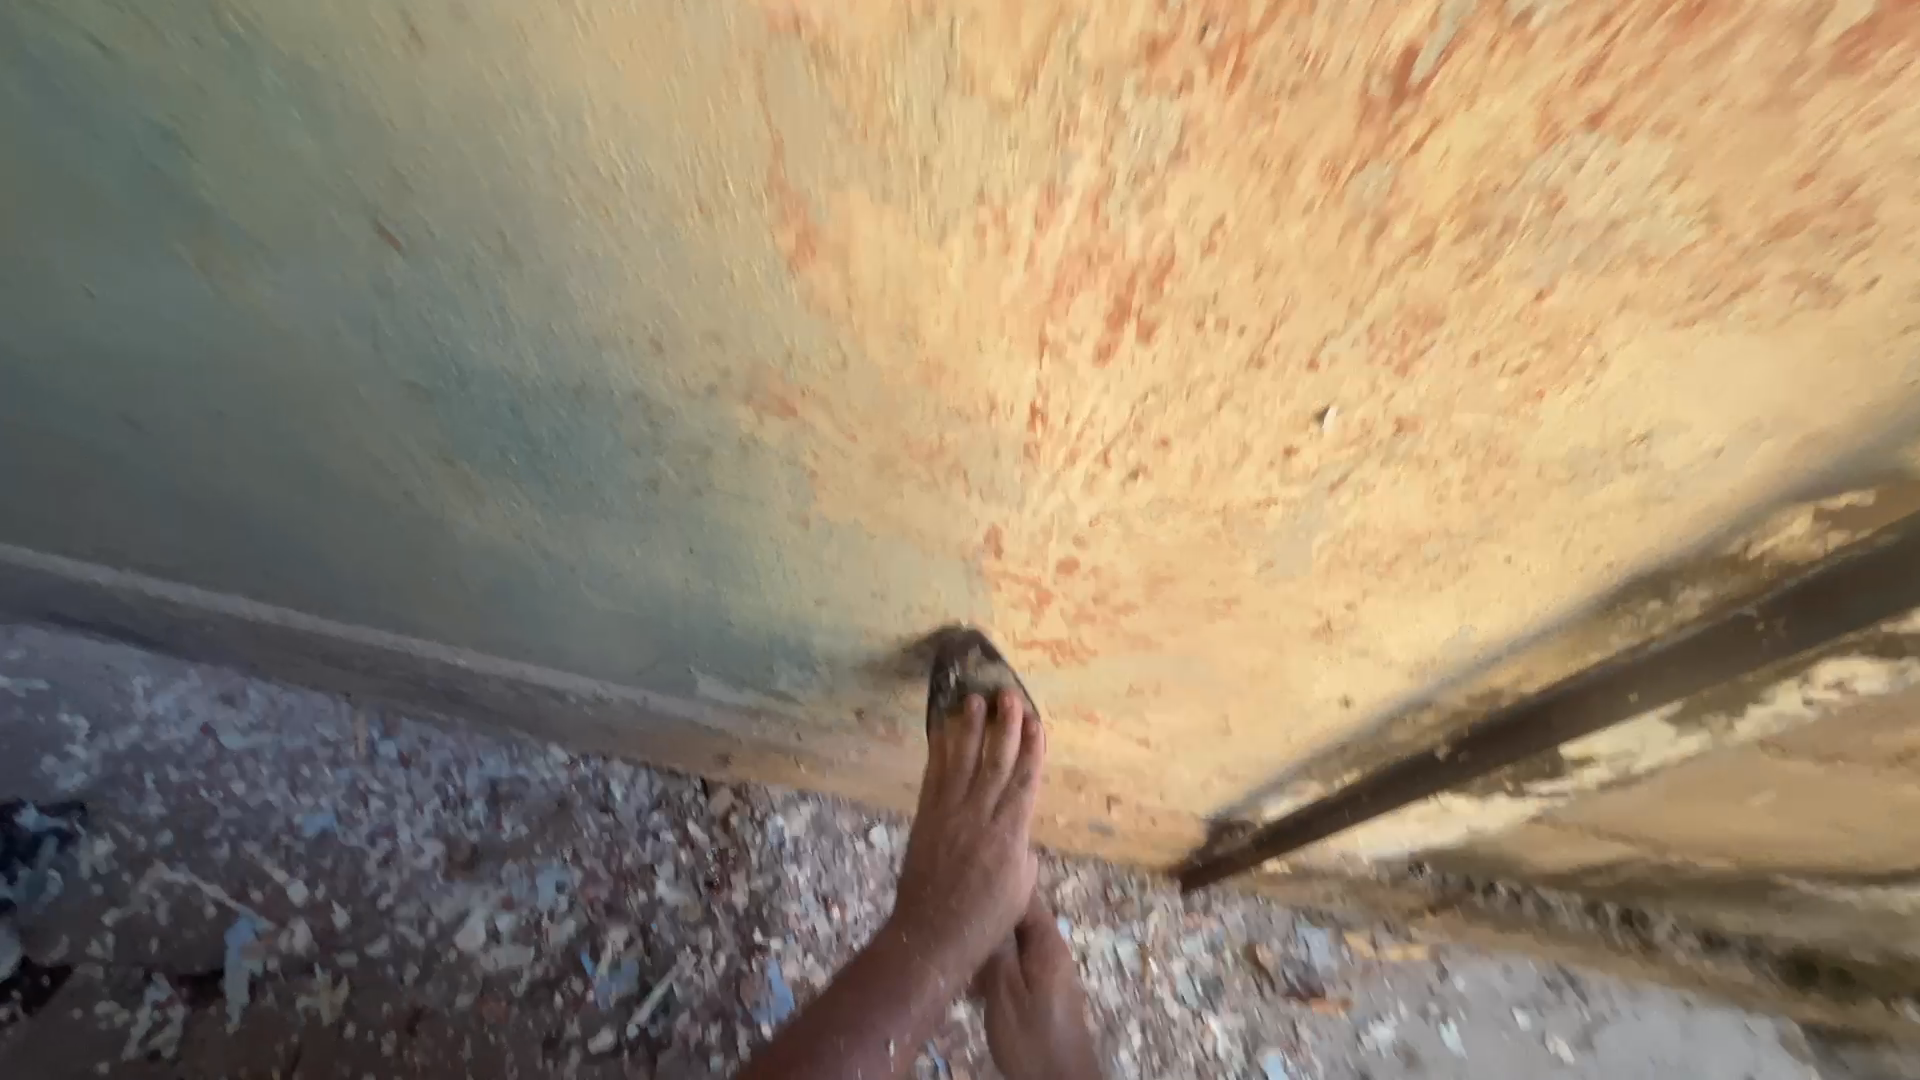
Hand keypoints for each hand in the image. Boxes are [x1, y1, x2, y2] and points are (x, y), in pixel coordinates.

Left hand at [886, 689, 1043, 983]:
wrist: (931, 936)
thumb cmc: (984, 920)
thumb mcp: (1021, 887)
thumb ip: (1022, 847)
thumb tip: (1018, 821)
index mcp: (1010, 836)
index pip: (1025, 781)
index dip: (1032, 749)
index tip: (1037, 721)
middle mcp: (980, 817)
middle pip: (996, 762)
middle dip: (1004, 727)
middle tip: (1009, 695)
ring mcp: (950, 814)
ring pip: (964, 762)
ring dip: (970, 728)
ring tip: (975, 699)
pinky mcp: (926, 816)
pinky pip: (934, 775)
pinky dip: (940, 750)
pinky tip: (943, 729)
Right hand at [976, 893, 1104, 1079]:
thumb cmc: (1032, 1036)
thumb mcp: (1005, 991)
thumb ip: (997, 949)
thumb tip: (987, 909)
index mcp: (1047, 940)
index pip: (1023, 893)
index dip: (995, 885)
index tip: (966, 885)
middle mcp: (1050, 947)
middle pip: (1017, 917)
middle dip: (988, 920)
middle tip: (957, 926)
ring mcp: (1047, 968)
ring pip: (1013, 942)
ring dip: (989, 947)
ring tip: (962, 958)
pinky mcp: (1041, 988)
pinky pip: (1015, 963)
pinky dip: (995, 967)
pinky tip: (974, 984)